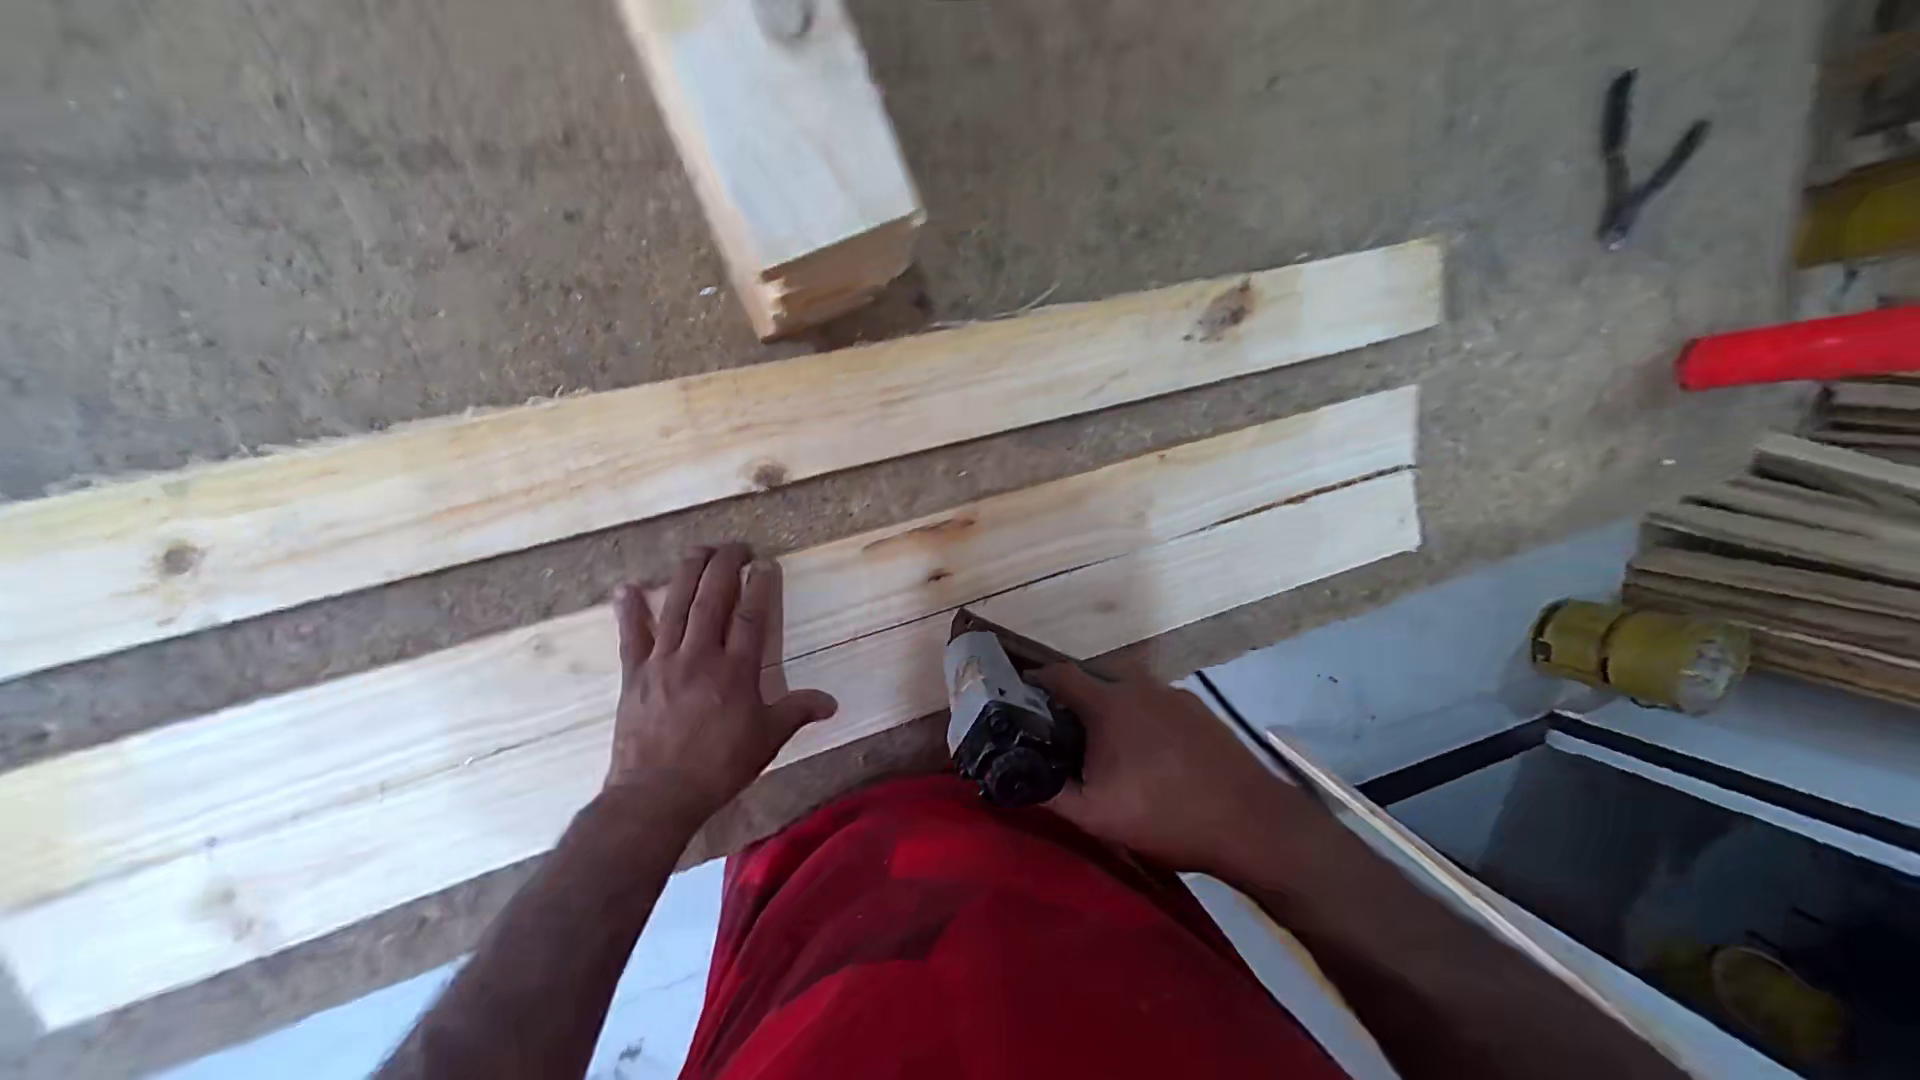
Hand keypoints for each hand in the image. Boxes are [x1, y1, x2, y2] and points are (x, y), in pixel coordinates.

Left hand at [605, 545, 837, 821]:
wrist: (656, 795)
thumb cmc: (718, 767)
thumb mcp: (767, 740)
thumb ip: (797, 712)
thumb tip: (832, 703)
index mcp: (735, 672)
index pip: (750, 617)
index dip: (759, 586)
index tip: (765, 564)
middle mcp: (700, 657)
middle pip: (712, 600)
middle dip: (724, 566)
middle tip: (735, 546)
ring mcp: (663, 662)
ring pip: (676, 607)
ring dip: (688, 574)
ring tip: (699, 549)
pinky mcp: (634, 676)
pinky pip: (631, 638)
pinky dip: (629, 612)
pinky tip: (627, 588)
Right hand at [1032, 665, 1324, 877]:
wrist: (1253, 824)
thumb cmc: (1166, 815)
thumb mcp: (1096, 816)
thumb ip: (1051, 794)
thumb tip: (1019, 779)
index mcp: (1109, 704)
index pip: (1059, 674)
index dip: (1036, 681)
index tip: (1022, 699)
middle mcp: (1139, 687)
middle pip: (1094, 679)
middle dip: (1073, 698)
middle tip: (1063, 731)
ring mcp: (1174, 696)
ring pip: (1128, 691)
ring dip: (1111, 708)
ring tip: (1108, 746)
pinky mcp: (1200, 711)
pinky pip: (1156, 704)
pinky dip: (1142, 718)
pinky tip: (1151, 754)